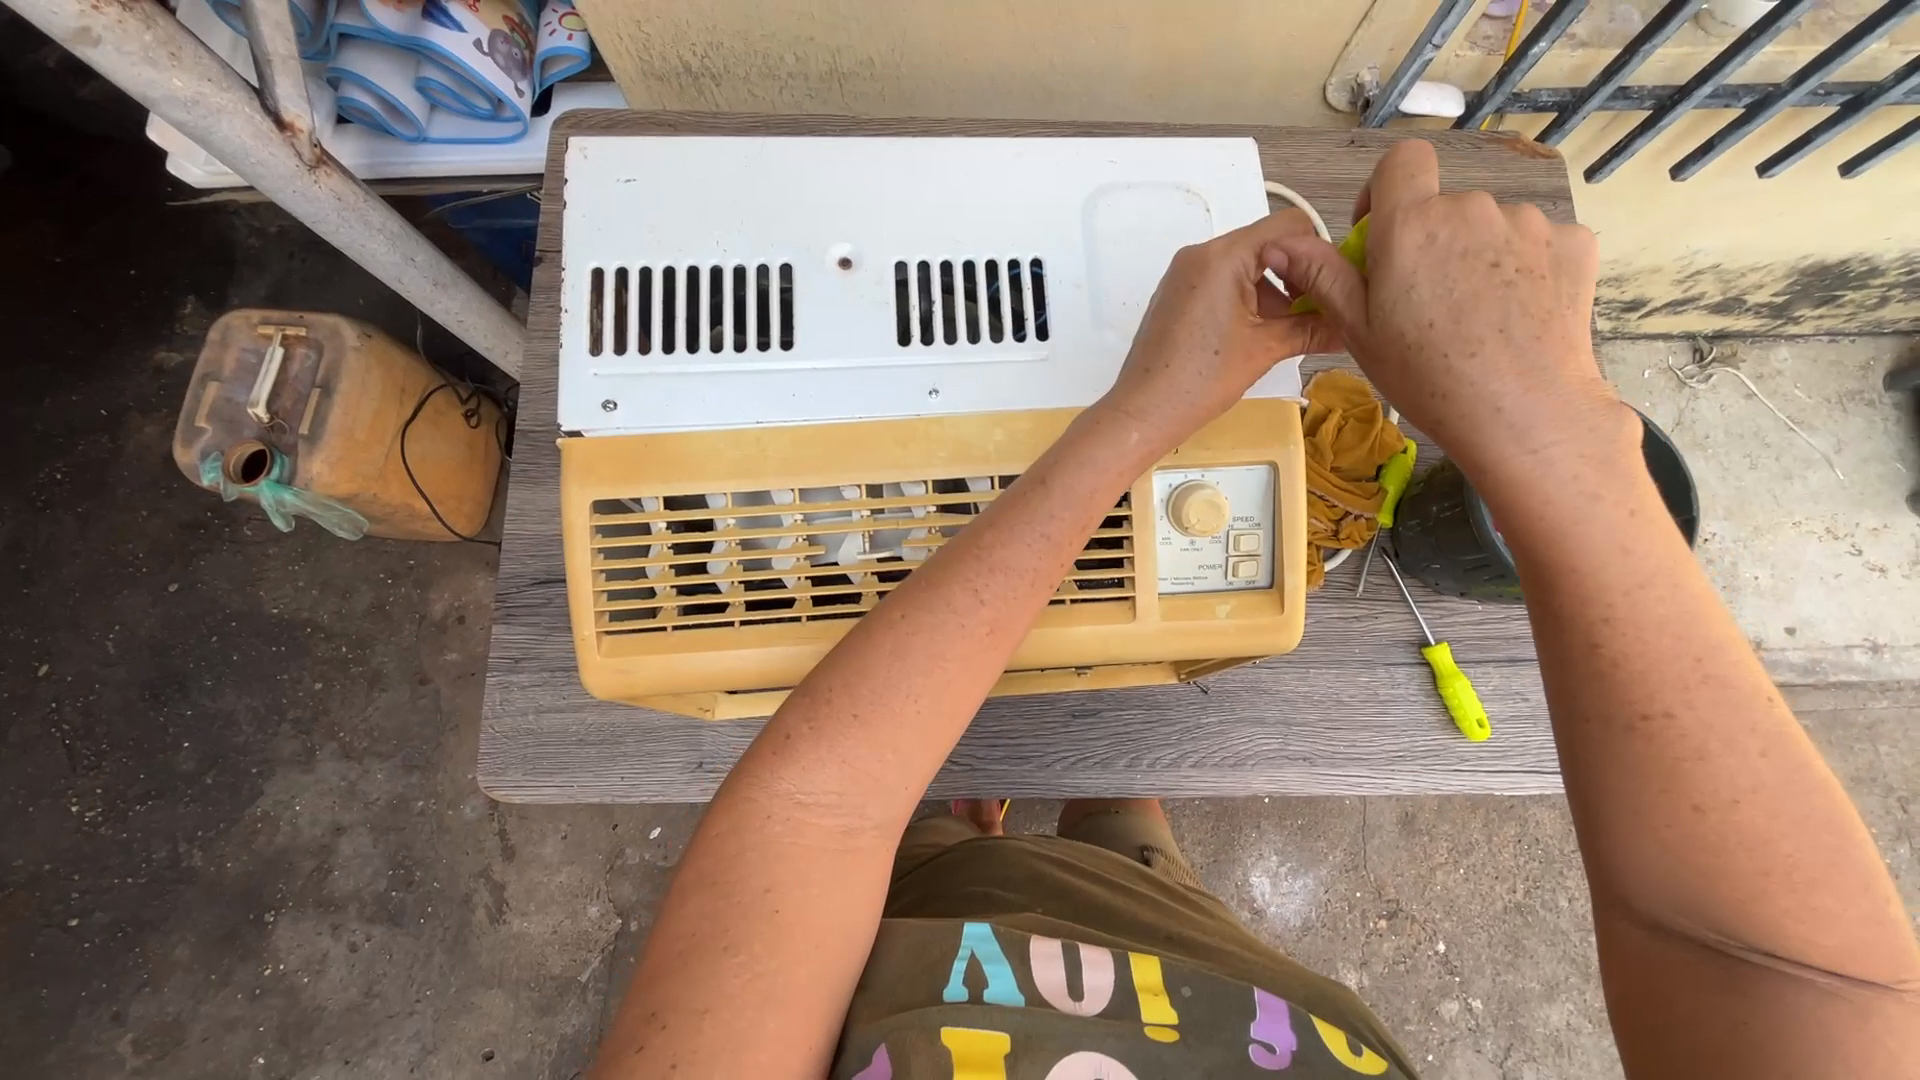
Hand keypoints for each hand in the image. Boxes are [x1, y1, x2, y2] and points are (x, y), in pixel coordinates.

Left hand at [1096, 209, 1340, 451]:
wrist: (1144, 411)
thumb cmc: (1201, 380)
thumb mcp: (1266, 349)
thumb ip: (1313, 327)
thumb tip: (1350, 324)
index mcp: (1223, 256)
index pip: (1289, 225)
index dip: (1317, 252)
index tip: (1326, 290)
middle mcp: (1200, 254)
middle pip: (1266, 245)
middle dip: (1294, 277)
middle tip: (1309, 317)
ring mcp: (1182, 274)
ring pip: (1243, 266)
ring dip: (1270, 293)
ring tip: (1278, 335)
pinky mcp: (1175, 295)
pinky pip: (1219, 282)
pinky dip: (1243, 301)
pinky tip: (1250, 337)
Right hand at [1262, 140, 1637, 491]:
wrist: (1520, 410)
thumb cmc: (1425, 376)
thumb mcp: (1357, 330)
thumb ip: (1323, 275)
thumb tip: (1281, 244)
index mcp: (1412, 225)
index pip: (1400, 161)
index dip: (1385, 191)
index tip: (1379, 235)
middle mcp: (1471, 208)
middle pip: (1443, 205)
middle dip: (1429, 240)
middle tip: (1423, 301)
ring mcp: (1528, 222)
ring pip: (1488, 226)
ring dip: (1474, 256)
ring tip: (1472, 316)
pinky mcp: (1573, 242)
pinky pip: (1534, 243)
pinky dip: (1520, 269)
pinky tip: (1512, 315)